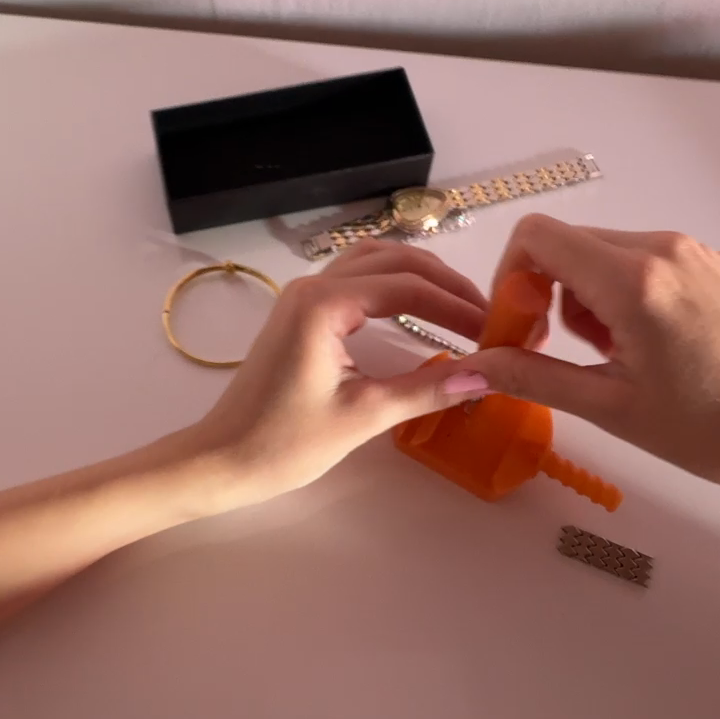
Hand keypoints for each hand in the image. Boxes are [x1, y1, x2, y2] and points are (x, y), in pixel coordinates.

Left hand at [188, 241, 493, 504]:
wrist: (223, 458)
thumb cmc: (284, 443)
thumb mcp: (363, 416)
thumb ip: (426, 389)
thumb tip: (488, 374)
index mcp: (322, 304)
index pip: (407, 287)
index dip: (457, 306)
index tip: (496, 330)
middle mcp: (311, 286)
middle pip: (393, 260)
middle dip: (443, 283)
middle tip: (486, 315)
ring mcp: (302, 296)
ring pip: (372, 262)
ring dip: (418, 276)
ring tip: (459, 306)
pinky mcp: (300, 312)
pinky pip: (355, 279)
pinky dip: (392, 284)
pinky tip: (415, 307)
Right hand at [460, 215, 719, 538]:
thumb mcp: (614, 409)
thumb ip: (530, 378)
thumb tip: (464, 369)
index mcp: (632, 277)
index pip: (535, 236)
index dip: (508, 279)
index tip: (519, 331)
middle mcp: (666, 248)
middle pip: (571, 246)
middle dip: (546, 296)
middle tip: (562, 357)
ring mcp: (703, 254)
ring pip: (611, 256)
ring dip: (589, 301)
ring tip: (618, 362)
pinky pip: (653, 265)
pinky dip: (629, 299)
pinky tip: (660, 353)